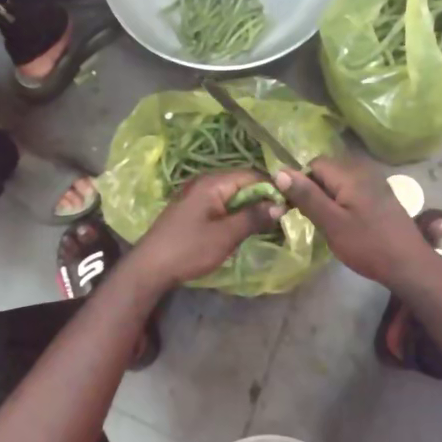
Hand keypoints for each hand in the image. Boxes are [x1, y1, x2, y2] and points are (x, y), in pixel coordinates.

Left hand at [124, 170, 285, 287]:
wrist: (150, 266)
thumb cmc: (189, 249)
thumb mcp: (225, 235)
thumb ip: (253, 217)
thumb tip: (281, 205)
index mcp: (212, 182)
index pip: (252, 175)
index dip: (273, 188)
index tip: (291, 205)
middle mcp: (203, 181)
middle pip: (242, 183)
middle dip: (262, 198)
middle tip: (281, 217)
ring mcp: (195, 194)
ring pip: (231, 195)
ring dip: (248, 207)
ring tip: (266, 224)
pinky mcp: (191, 208)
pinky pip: (220, 203)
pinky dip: (234, 212)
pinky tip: (242, 227)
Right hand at [273, 158, 432, 286]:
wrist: (410, 266)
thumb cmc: (367, 245)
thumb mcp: (331, 222)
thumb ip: (306, 196)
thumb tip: (280, 172)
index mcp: (350, 174)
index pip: (313, 164)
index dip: (300, 182)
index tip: (295, 206)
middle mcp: (364, 172)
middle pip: (327, 171)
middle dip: (313, 189)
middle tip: (311, 217)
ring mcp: (376, 184)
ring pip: (339, 182)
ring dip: (327, 197)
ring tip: (326, 222)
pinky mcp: (382, 197)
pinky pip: (353, 190)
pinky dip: (342, 202)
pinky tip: (345, 223)